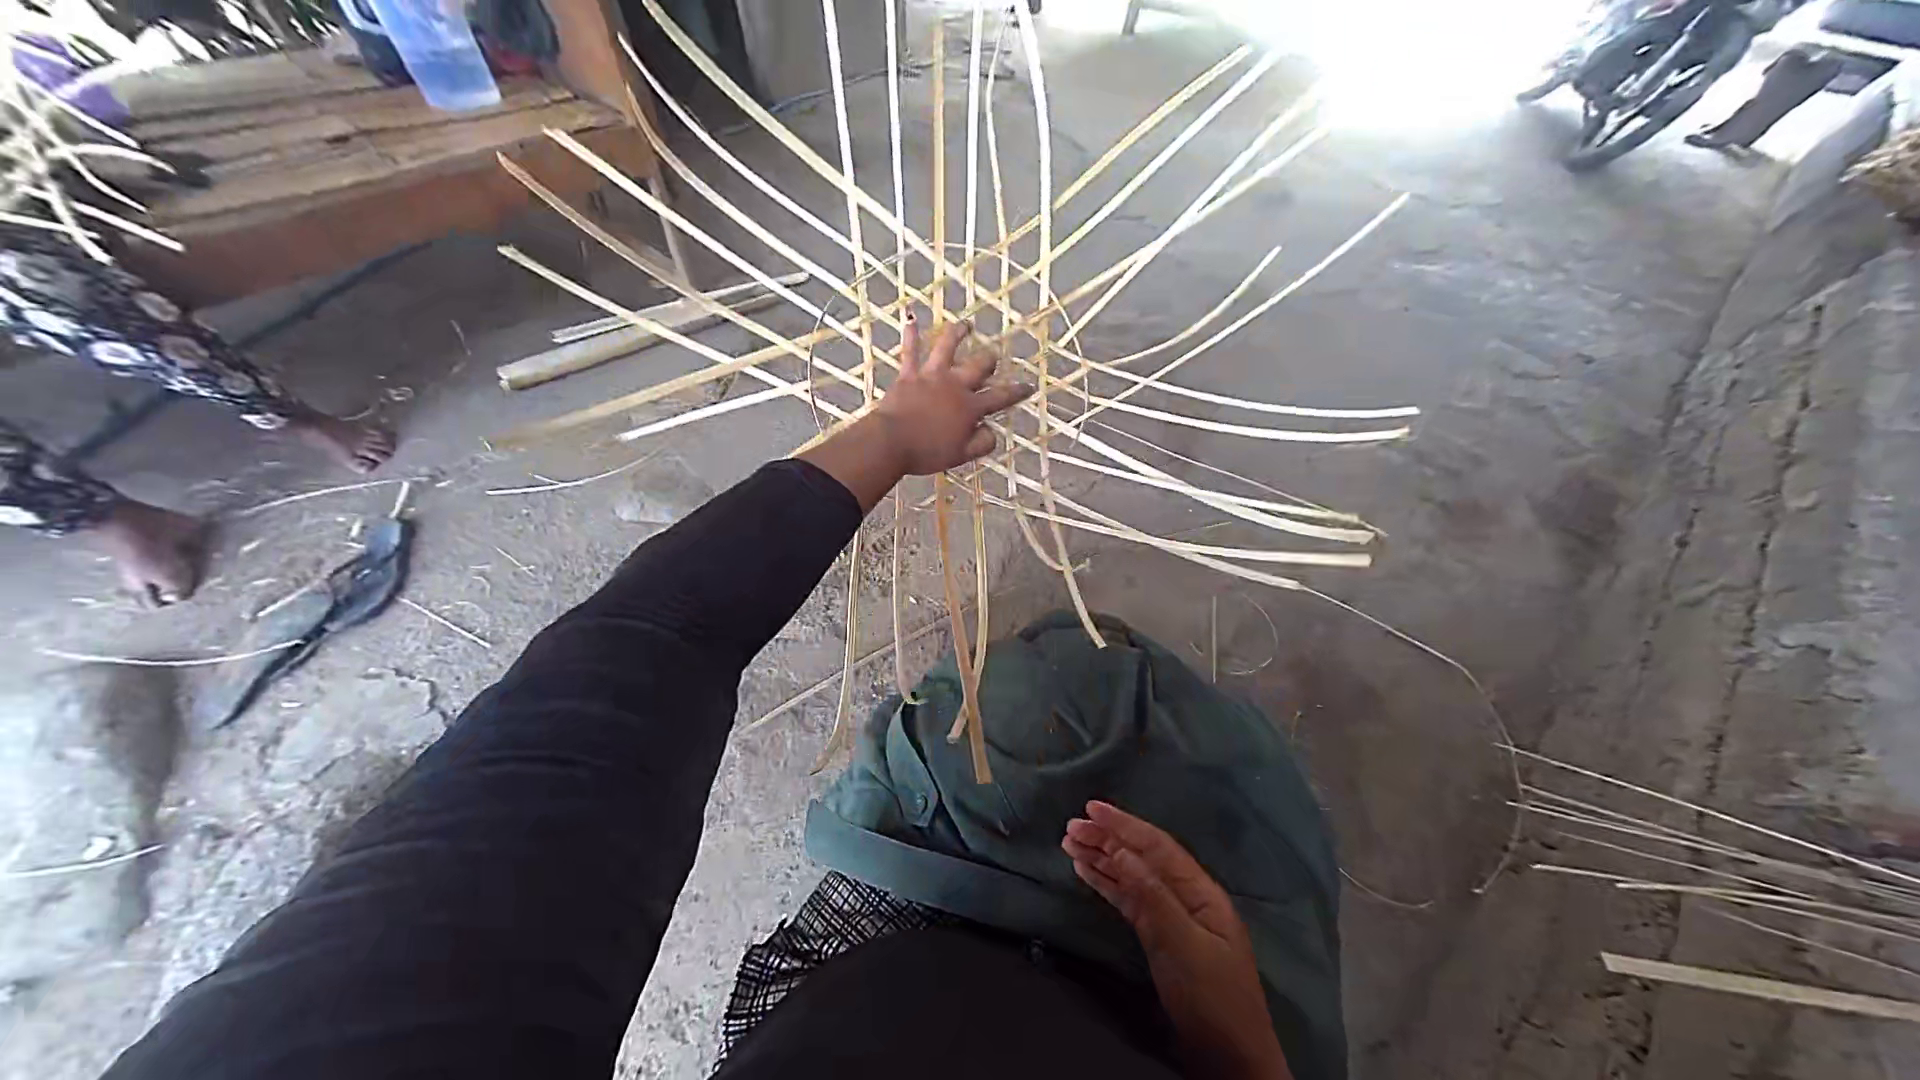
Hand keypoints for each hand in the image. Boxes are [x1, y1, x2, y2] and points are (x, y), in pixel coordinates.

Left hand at [874, 315, 1032, 474]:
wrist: (892, 441)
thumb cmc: (927, 452)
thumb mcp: (961, 455)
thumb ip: (982, 443)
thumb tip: (993, 432)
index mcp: (970, 407)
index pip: (1000, 397)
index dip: (1017, 392)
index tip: (1029, 386)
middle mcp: (954, 386)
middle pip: (978, 366)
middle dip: (988, 360)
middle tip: (993, 356)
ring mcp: (931, 377)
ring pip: (947, 348)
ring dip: (957, 334)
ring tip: (965, 325)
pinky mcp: (908, 375)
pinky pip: (910, 352)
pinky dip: (911, 336)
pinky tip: (911, 321)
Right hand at [1063, 801, 1292, 1079]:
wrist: (1231, 1062)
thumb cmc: (1212, 1000)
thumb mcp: (1182, 944)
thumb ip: (1151, 894)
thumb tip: (1120, 851)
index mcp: (1200, 891)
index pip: (1156, 846)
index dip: (1123, 824)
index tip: (1091, 808)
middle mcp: (1186, 896)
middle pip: (1142, 858)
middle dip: (1107, 839)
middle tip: (1069, 828)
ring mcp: (1172, 917)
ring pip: (1132, 876)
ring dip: (1102, 858)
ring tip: (1069, 844)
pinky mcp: (1159, 937)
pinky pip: (1129, 900)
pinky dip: (1107, 884)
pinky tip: (1086, 872)